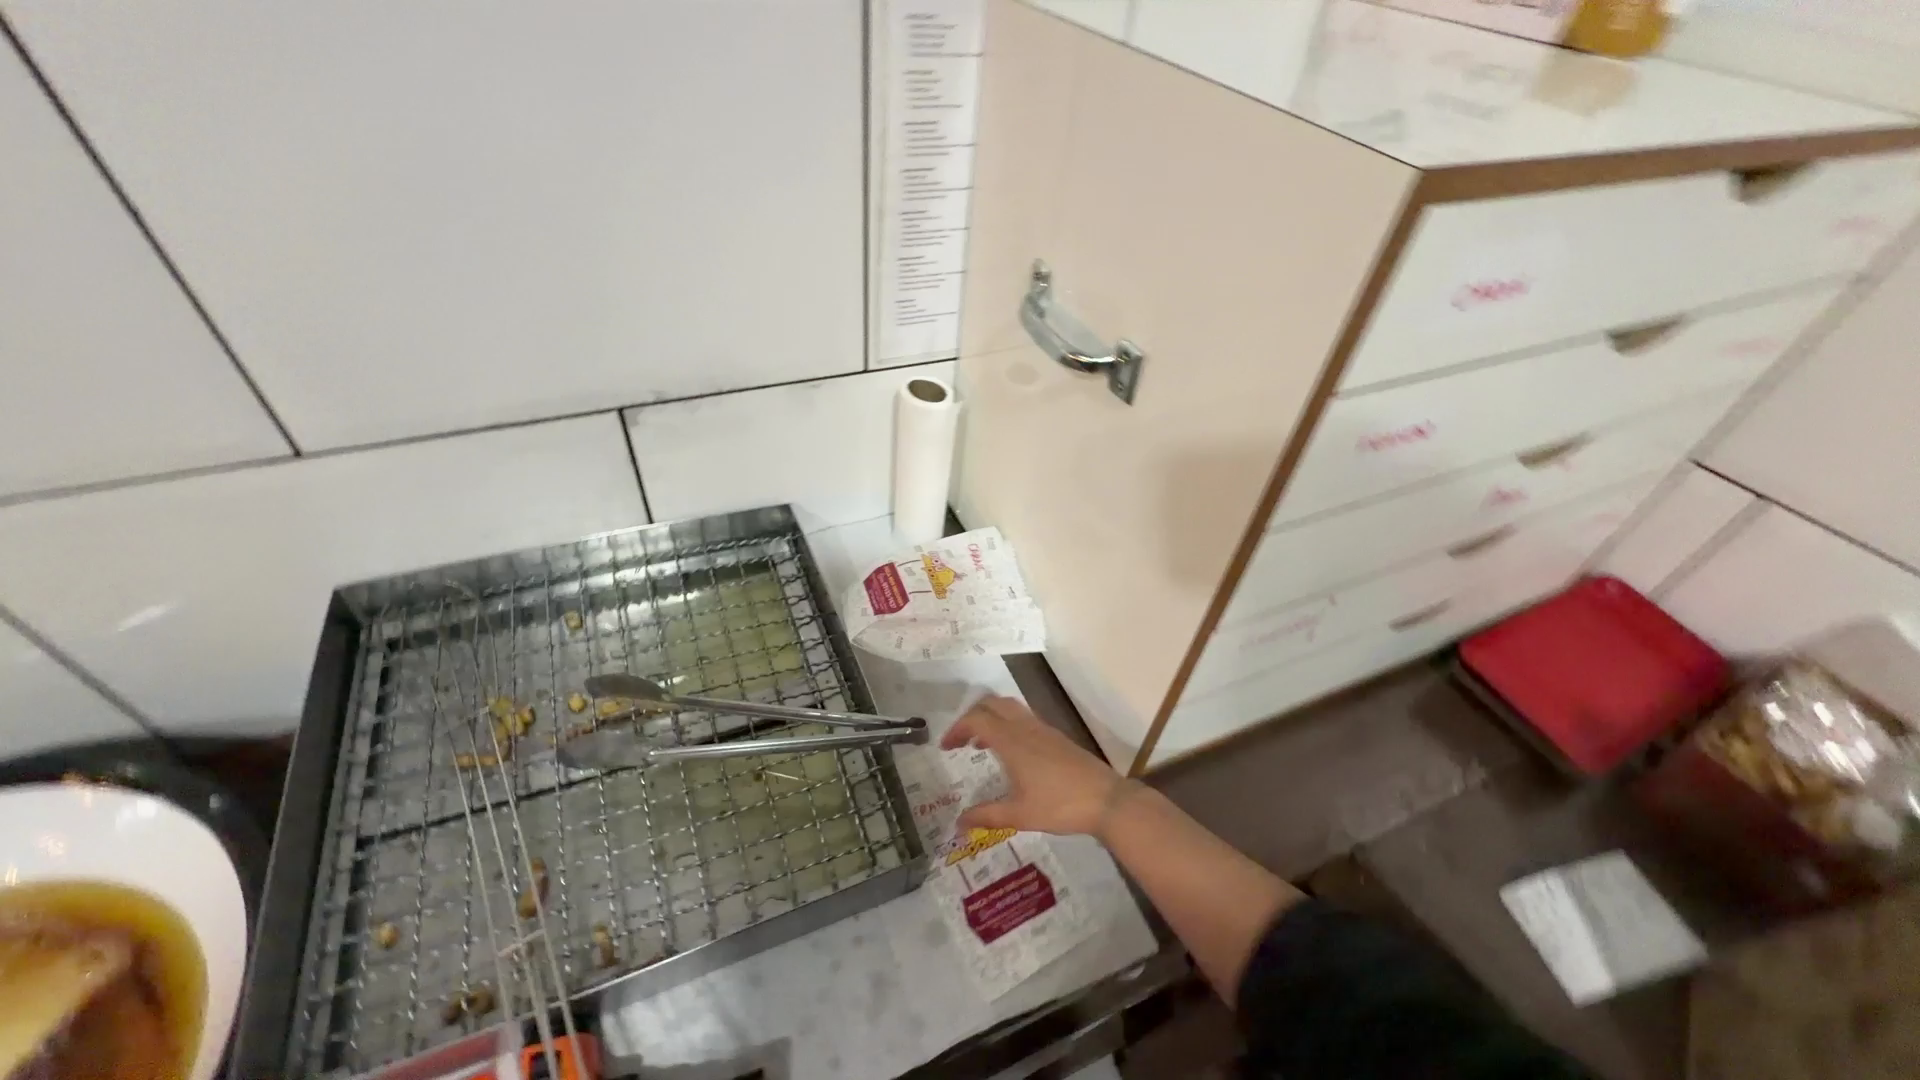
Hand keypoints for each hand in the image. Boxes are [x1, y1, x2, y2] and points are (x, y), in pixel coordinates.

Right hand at [940, 695, 1123, 834]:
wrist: (1106, 800)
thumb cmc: (1060, 806)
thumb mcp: (1019, 815)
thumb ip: (987, 816)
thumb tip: (959, 823)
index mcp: (1012, 742)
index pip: (976, 720)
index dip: (957, 729)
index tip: (946, 747)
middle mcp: (1026, 728)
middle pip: (992, 704)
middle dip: (971, 716)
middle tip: (961, 740)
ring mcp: (1044, 729)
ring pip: (1011, 707)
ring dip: (991, 717)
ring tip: (982, 744)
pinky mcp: (1057, 737)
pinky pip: (1025, 718)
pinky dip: (1009, 724)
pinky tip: (1012, 752)